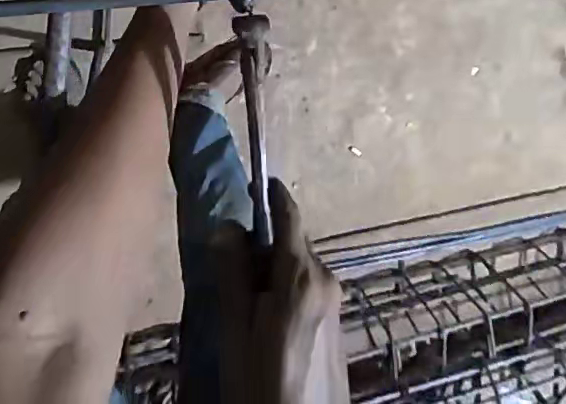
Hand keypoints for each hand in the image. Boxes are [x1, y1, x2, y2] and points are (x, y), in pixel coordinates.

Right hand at [215, 180, 349, 403]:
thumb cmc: (261, 384)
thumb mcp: (236, 332)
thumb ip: (232, 274)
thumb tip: (227, 225)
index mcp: (303, 275)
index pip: (289, 216)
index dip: (272, 195)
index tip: (256, 182)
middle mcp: (327, 279)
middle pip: (293, 243)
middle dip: (266, 244)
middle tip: (234, 263)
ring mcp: (337, 303)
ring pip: (301, 267)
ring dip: (276, 271)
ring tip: (247, 301)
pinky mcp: (339, 325)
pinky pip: (311, 289)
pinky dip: (289, 290)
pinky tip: (269, 322)